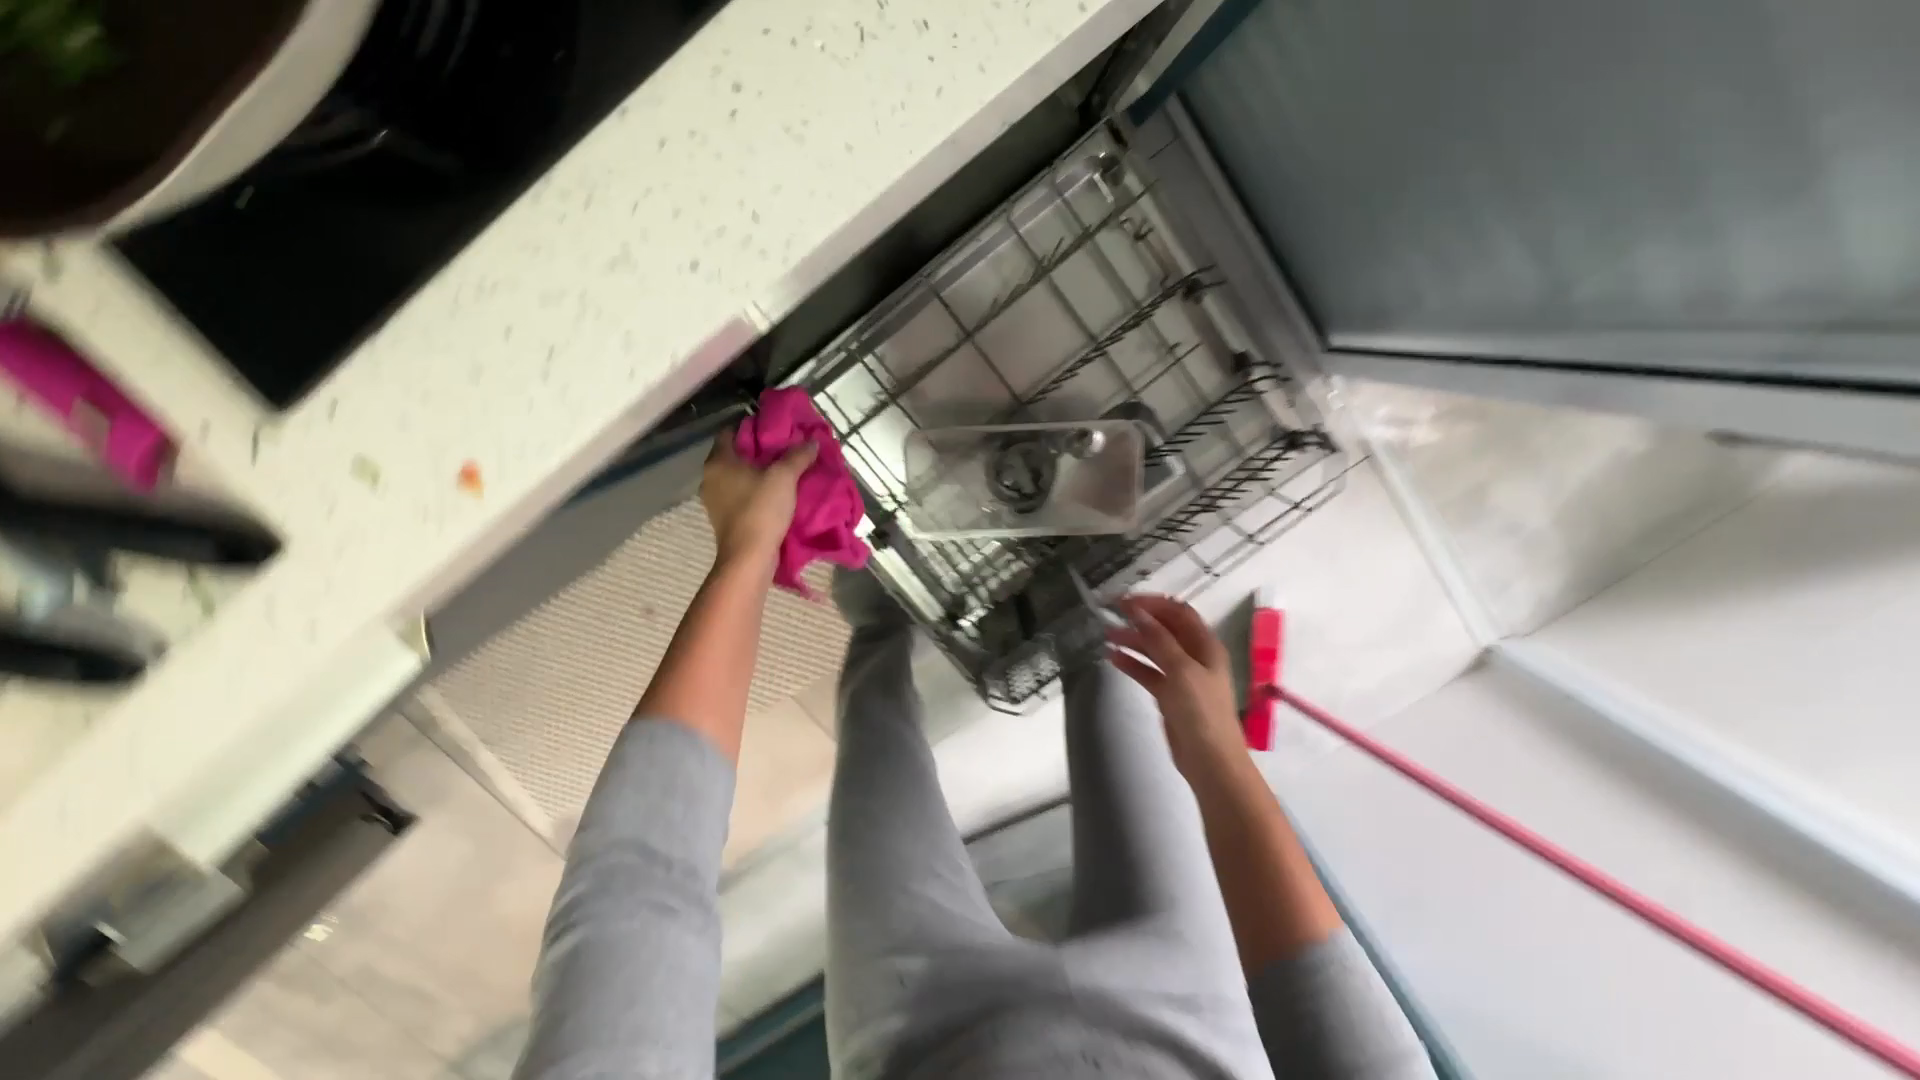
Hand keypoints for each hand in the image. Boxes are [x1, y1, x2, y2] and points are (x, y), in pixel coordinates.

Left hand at [702, 431, 817, 566]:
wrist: (749, 557)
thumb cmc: (761, 509)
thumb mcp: (784, 477)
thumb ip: (798, 456)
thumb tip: (812, 442)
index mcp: (718, 461)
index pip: (730, 432)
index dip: (751, 427)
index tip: (774, 430)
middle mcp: (710, 478)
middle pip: (734, 455)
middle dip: (757, 452)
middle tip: (783, 449)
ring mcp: (715, 501)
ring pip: (737, 477)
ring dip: (756, 474)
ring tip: (782, 472)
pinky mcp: (724, 519)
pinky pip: (740, 496)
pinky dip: (754, 493)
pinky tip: (774, 495)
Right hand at [1108, 595, 1245, 774]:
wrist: (1210, 760)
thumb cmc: (1201, 711)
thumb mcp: (1180, 670)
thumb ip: (1158, 639)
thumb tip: (1138, 612)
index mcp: (1206, 645)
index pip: (1178, 612)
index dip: (1153, 603)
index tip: (1123, 601)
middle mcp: (1195, 656)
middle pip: (1165, 629)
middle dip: (1140, 620)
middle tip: (1110, 614)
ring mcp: (1182, 677)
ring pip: (1155, 650)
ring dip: (1133, 640)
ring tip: (1107, 635)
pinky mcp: (1170, 696)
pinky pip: (1149, 672)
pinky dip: (1133, 664)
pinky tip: (1113, 658)